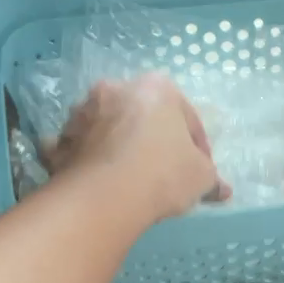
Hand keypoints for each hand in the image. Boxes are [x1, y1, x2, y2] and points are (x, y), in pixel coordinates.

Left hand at [41, 74, 229, 221]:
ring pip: (109, 127)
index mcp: (157, 88)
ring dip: (120, 146)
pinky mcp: (61, 138)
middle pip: (143, 116)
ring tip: (131, 179)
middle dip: (153, 140)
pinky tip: (98, 179)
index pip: (187, 116)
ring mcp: (83, 111)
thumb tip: (222, 189)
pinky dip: (87, 159)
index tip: (200, 170)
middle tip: (164, 171)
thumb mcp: (202, 178)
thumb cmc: (164, 174)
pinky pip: (80, 147)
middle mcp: (117, 88)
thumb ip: (211, 178)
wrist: (107, 194)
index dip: (198, 146)